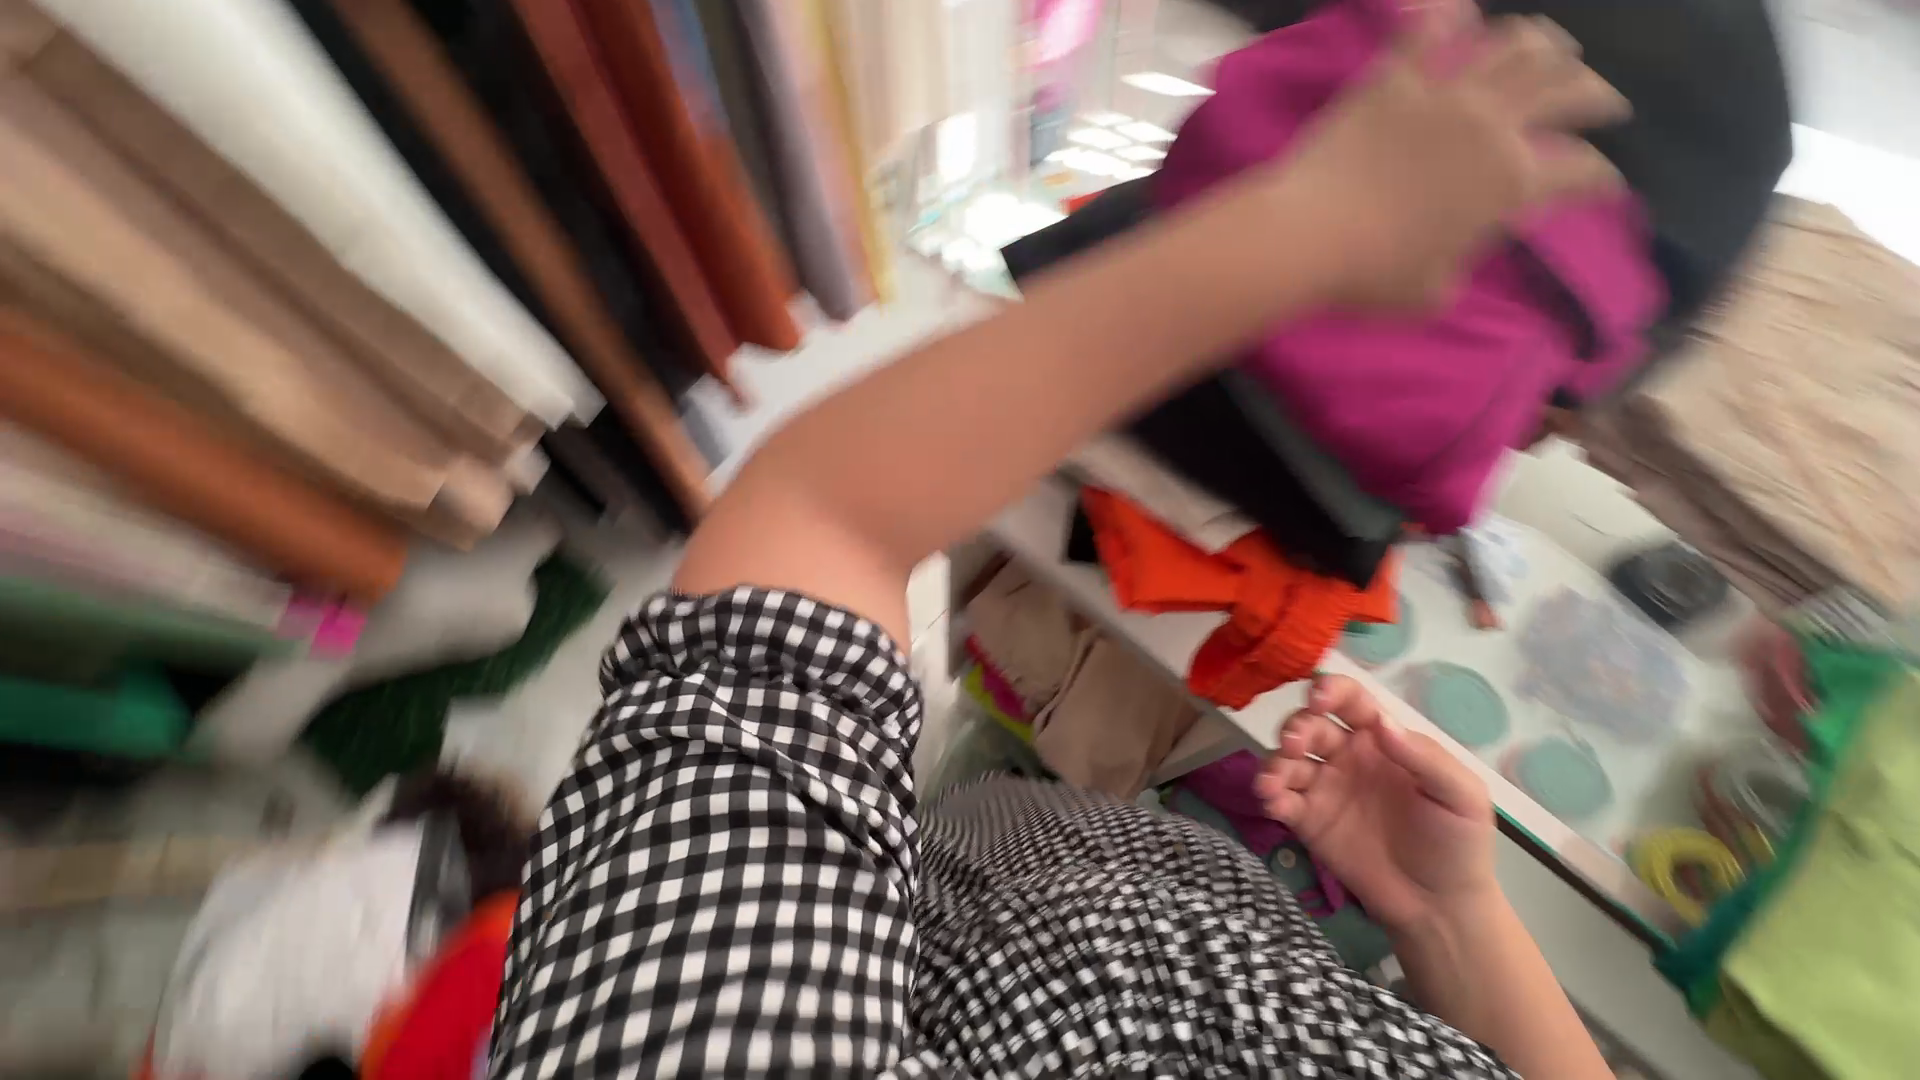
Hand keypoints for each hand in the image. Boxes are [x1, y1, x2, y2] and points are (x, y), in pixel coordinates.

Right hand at [1255, 675, 1497, 932]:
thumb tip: (1381, 723)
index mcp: (1381, 741)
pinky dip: (1269, 794)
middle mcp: (1345, 756)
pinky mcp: (1306, 819)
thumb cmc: (1457, 842)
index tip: (1317, 698)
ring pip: (1286, 758)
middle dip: (1295, 727)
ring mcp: (1323, 787)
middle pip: (1308, 724)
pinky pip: (1280, 797)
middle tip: (1293, 745)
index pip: (1349, 700)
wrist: (1440, 907)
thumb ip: (1423, 757)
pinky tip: (1272, 803)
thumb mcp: (1460, 796)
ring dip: (1274, 762)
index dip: (1330, 689)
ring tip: (1273, 783)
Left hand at [1269, 3, 1629, 310]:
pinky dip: (1446, 19)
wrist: (1306, 236)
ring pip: (1514, 46)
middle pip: (1566, 90)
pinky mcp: (1390, 82)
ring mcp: (1442, 94)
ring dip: (1544, 43)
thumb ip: (1461, 268)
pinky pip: (1426, 34)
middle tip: (1602, 102)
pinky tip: (1457, 17)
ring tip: (1553, 47)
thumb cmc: (1367, 277)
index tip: (1604, 184)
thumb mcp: (1429, 294)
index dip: (1599, 180)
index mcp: (1510, 183)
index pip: (1578, 172)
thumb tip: (1468, 250)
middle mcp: (1492, 125)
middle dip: (1595, 95)